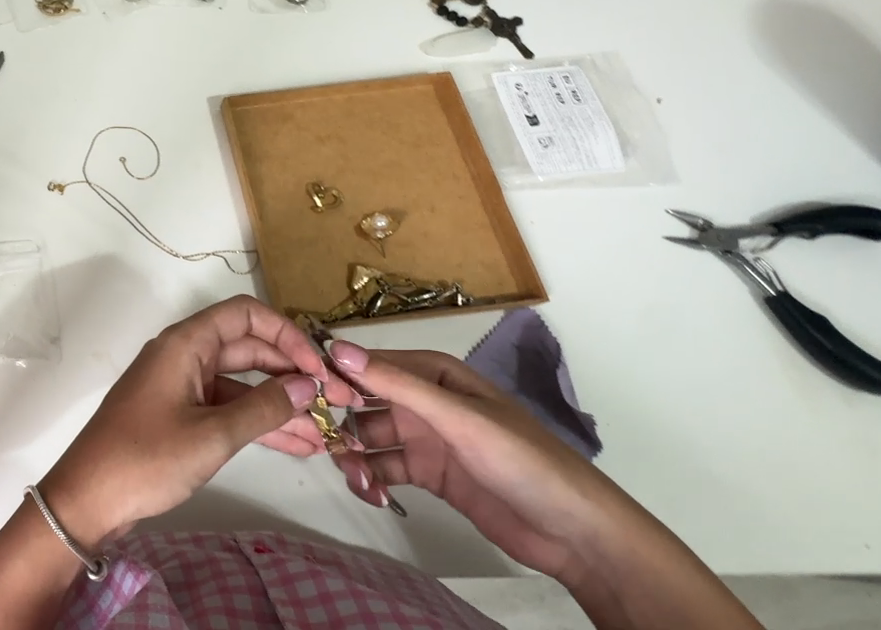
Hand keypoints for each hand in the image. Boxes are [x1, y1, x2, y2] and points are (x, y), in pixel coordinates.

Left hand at [36, 295, 363, 547]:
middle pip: (247, 347)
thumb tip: (308, 384)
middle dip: (292, 371)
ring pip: (241, 382)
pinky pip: (228, 407)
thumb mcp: (212, 435)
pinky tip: (298, 444)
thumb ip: (263, 408)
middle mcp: (184, 355)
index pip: (244, 315)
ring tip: (327, 431)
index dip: (286, 334)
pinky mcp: (181, 414)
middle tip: (337, 401)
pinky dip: (258, 422)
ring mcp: (182, 385)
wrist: (89, 497)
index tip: (319, 367)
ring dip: (281, 403)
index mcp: (185, 343)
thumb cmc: (146, 458)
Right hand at [324, 344, 649, 583]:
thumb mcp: (455, 416)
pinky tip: (370, 493)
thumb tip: (335, 347)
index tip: (305, 395)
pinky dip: (371, 479)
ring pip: (370, 438)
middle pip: (363, 403)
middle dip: (340, 421)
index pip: (369, 365)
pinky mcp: (429, 473)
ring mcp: (425, 438)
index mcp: (431, 373)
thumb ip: (395, 383)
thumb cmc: (521, 459)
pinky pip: (385, 468)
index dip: (336, 378)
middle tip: (322, 444)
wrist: (575, 533)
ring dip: (354, 455)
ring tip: (355, 478)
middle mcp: (423, 400)